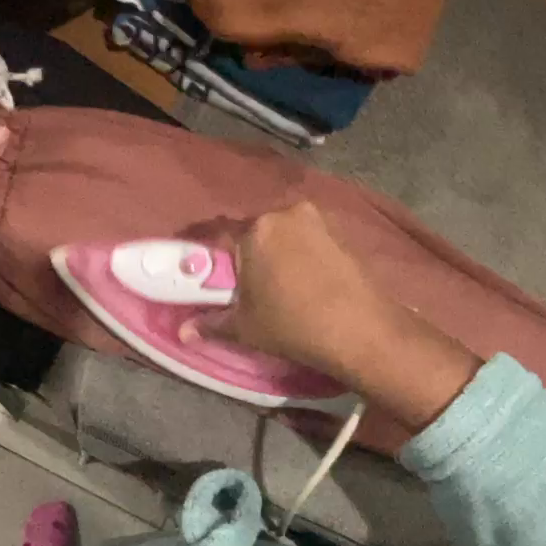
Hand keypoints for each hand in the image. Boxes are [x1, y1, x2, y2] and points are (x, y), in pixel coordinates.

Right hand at [201, 201, 480, 433]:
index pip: (216, 235)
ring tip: (271, 290)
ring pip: (280, 236)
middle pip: (251, 232)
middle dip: (241, 255)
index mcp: (256, 229)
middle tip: (237, 288)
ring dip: (271, 256)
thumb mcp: (246, 328)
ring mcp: (317, 220)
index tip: (196, 274)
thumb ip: (212, 323)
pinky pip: (305, 242)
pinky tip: (298, 286)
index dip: (203, 256)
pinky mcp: (340, 233)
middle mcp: (285, 213)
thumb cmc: (293, 325)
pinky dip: (296, 258)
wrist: (361, 330)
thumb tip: (184, 331)